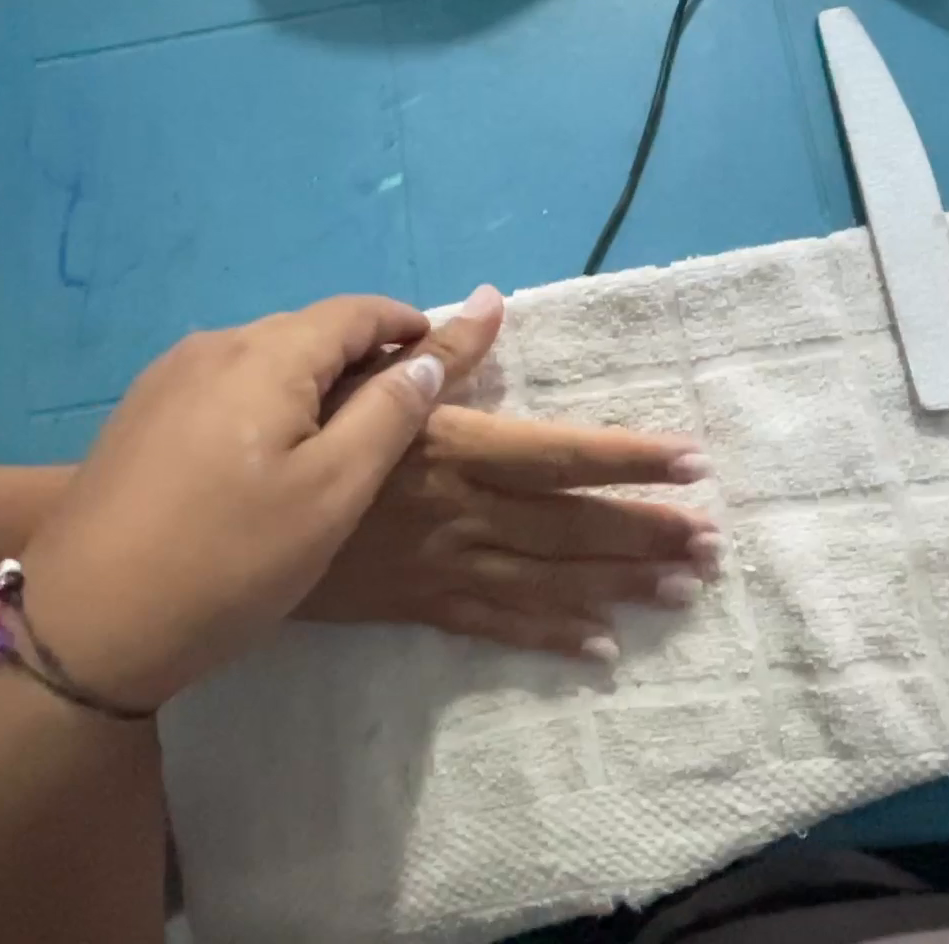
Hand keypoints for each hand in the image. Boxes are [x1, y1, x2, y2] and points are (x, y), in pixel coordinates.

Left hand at [17, 297, 445, 712]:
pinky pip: (227, 383)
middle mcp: (213, 346)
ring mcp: (168, 378)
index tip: (444, 351)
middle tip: (403, 402)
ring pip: (265, 356)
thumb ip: (390, 413)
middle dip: (365, 351)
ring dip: (317, 376)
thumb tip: (431, 356)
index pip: (355, 311)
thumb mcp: (334, 490)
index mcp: (267, 355)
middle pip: (309, 329)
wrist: (85, 626)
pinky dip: (271, 396)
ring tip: (343, 428)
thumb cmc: (233, 556)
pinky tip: (272, 446)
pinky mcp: (142, 414)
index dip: (408, 323)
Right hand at [301, 284, 717, 660]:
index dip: (631, 459)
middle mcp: (466, 508)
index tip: (694, 465)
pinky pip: (497, 626)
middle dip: (646, 532)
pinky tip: (602, 649)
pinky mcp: (424, 605)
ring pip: (549, 580)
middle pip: (572, 524)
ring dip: (620, 586)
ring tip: (684, 591)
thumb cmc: (302, 435)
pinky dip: (551, 638)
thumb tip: (494, 298)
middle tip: (713, 545)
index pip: (563, 454)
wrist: (234, 520)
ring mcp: (448, 564)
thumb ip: (439, 348)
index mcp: (458, 446)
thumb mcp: (362, 381)